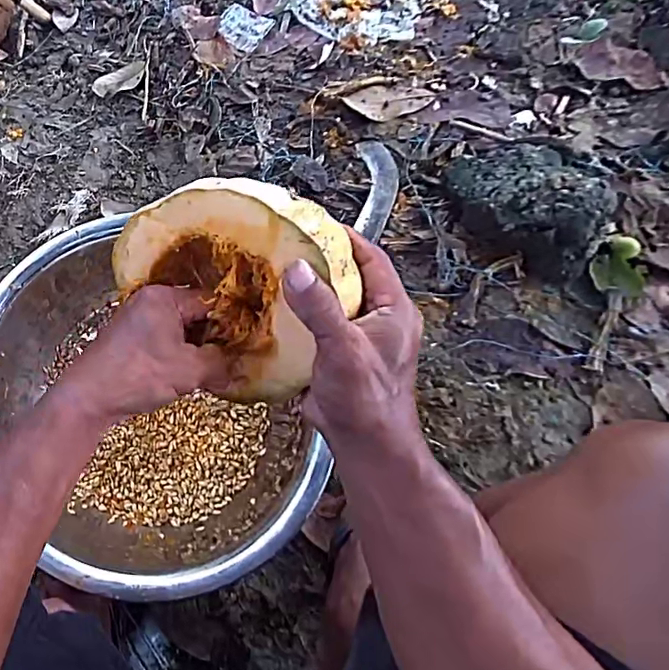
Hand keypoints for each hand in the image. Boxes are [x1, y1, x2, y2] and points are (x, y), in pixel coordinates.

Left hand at [55, 285, 228, 423]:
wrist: (88, 398)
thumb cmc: (137, 375)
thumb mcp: (189, 370)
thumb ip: (220, 363)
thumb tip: (240, 365)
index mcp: (163, 297)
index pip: (209, 300)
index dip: (232, 321)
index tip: (250, 339)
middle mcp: (149, 302)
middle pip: (195, 315)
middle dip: (215, 338)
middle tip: (235, 358)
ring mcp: (137, 323)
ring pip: (180, 332)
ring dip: (197, 351)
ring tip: (215, 371)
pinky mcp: (131, 344)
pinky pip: (165, 344)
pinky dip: (179, 358)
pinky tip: (190, 378)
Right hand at [281, 230, 423, 447]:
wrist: (365, 444)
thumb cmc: (368, 399)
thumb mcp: (344, 346)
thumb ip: (321, 308)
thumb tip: (297, 270)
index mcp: (394, 310)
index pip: (372, 259)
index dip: (347, 239)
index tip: (318, 225)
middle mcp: (378, 320)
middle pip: (348, 278)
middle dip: (320, 263)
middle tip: (289, 247)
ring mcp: (357, 339)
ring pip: (330, 303)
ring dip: (306, 291)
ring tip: (276, 275)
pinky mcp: (336, 356)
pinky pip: (316, 327)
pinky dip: (297, 318)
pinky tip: (274, 313)